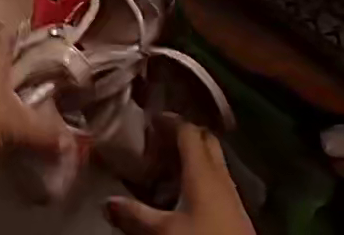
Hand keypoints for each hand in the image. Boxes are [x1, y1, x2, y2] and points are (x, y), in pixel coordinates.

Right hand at [105, 120, 254, 234]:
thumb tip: (107, 201)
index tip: (149, 119)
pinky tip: (185, 194)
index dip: (169, 121)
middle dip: (182, 134)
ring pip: (212, 159)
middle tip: (158, 139)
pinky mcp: (236, 211)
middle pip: (203, 139)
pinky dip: (200, 175)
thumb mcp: (164, 233)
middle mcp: (219, 174)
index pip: (187, 130)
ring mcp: (231, 192)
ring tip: (167, 166)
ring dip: (192, 156)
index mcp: (202, 169)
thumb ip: (136, 215)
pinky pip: (216, 179)